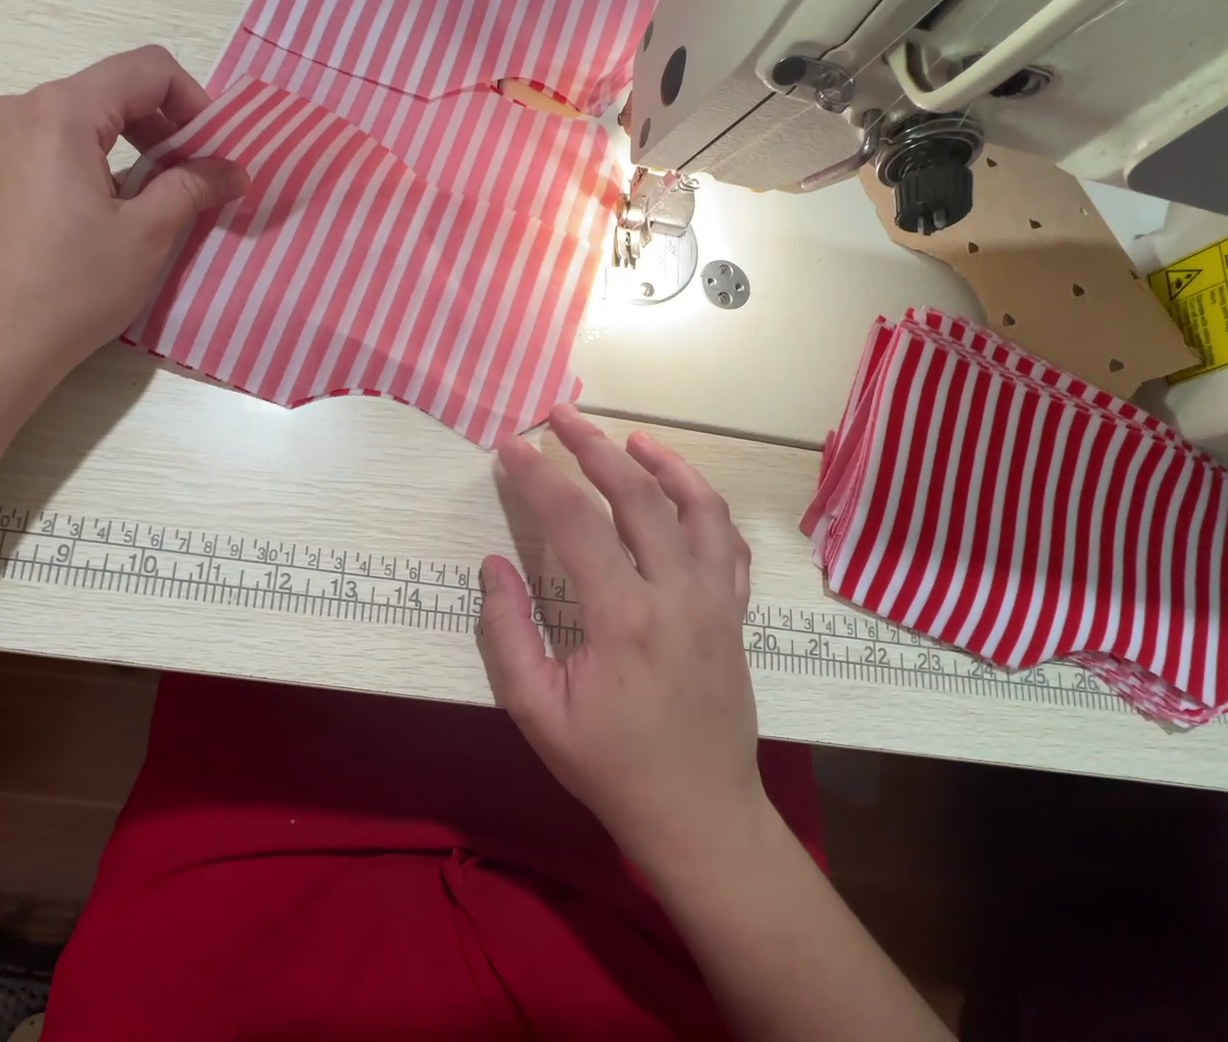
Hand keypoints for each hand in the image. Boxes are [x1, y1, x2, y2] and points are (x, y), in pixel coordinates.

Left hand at [0, 45, 246, 389]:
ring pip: (73, 126)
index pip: (146, 69)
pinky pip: (41, 153)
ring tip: (143, 209)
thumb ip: (192, 190)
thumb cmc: (71, 289)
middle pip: (107, 93)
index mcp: (61, 111)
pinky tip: (91, 225)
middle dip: (161, 130)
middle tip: (192, 183)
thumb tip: (234, 170)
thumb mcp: (145, 237)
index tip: (217, 152)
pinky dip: (82, 170)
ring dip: (122, 154)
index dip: (195, 102)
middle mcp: (16, 109)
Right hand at [479, 406, 763, 867]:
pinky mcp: (734, 614)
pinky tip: (684, 492)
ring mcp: (716, 601)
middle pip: (638, 497)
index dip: (538, 478)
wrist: (698, 810)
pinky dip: (705, 505)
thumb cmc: (609, 765)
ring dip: (662, 464)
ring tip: (630, 438)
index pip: (575, 523)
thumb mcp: (538, 712)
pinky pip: (727, 543)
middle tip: (561, 417)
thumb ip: (508, 634)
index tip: (510, 447)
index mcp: (624, 617)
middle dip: (594, 449)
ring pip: (697, 509)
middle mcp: (678, 594)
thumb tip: (493, 567)